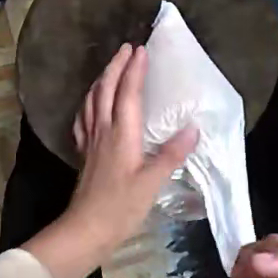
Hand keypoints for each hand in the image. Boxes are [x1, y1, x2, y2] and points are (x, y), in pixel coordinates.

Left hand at [22, 44, 196, 277]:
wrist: (86, 228)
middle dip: (115, 66)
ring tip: (110, 69)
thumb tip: (193, 128)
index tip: (141, 49)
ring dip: (101, 80)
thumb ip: (171, 153)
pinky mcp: (84, 154)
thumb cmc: (121, 207)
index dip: (134, 70)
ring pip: (92, 101)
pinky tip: (91, 106)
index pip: (127, 93)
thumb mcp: (152, 182)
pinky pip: (84, 118)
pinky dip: (89, 103)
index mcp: (121, 134)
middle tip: (126, 49)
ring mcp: (90, 142)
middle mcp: (102, 131)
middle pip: (105, 90)